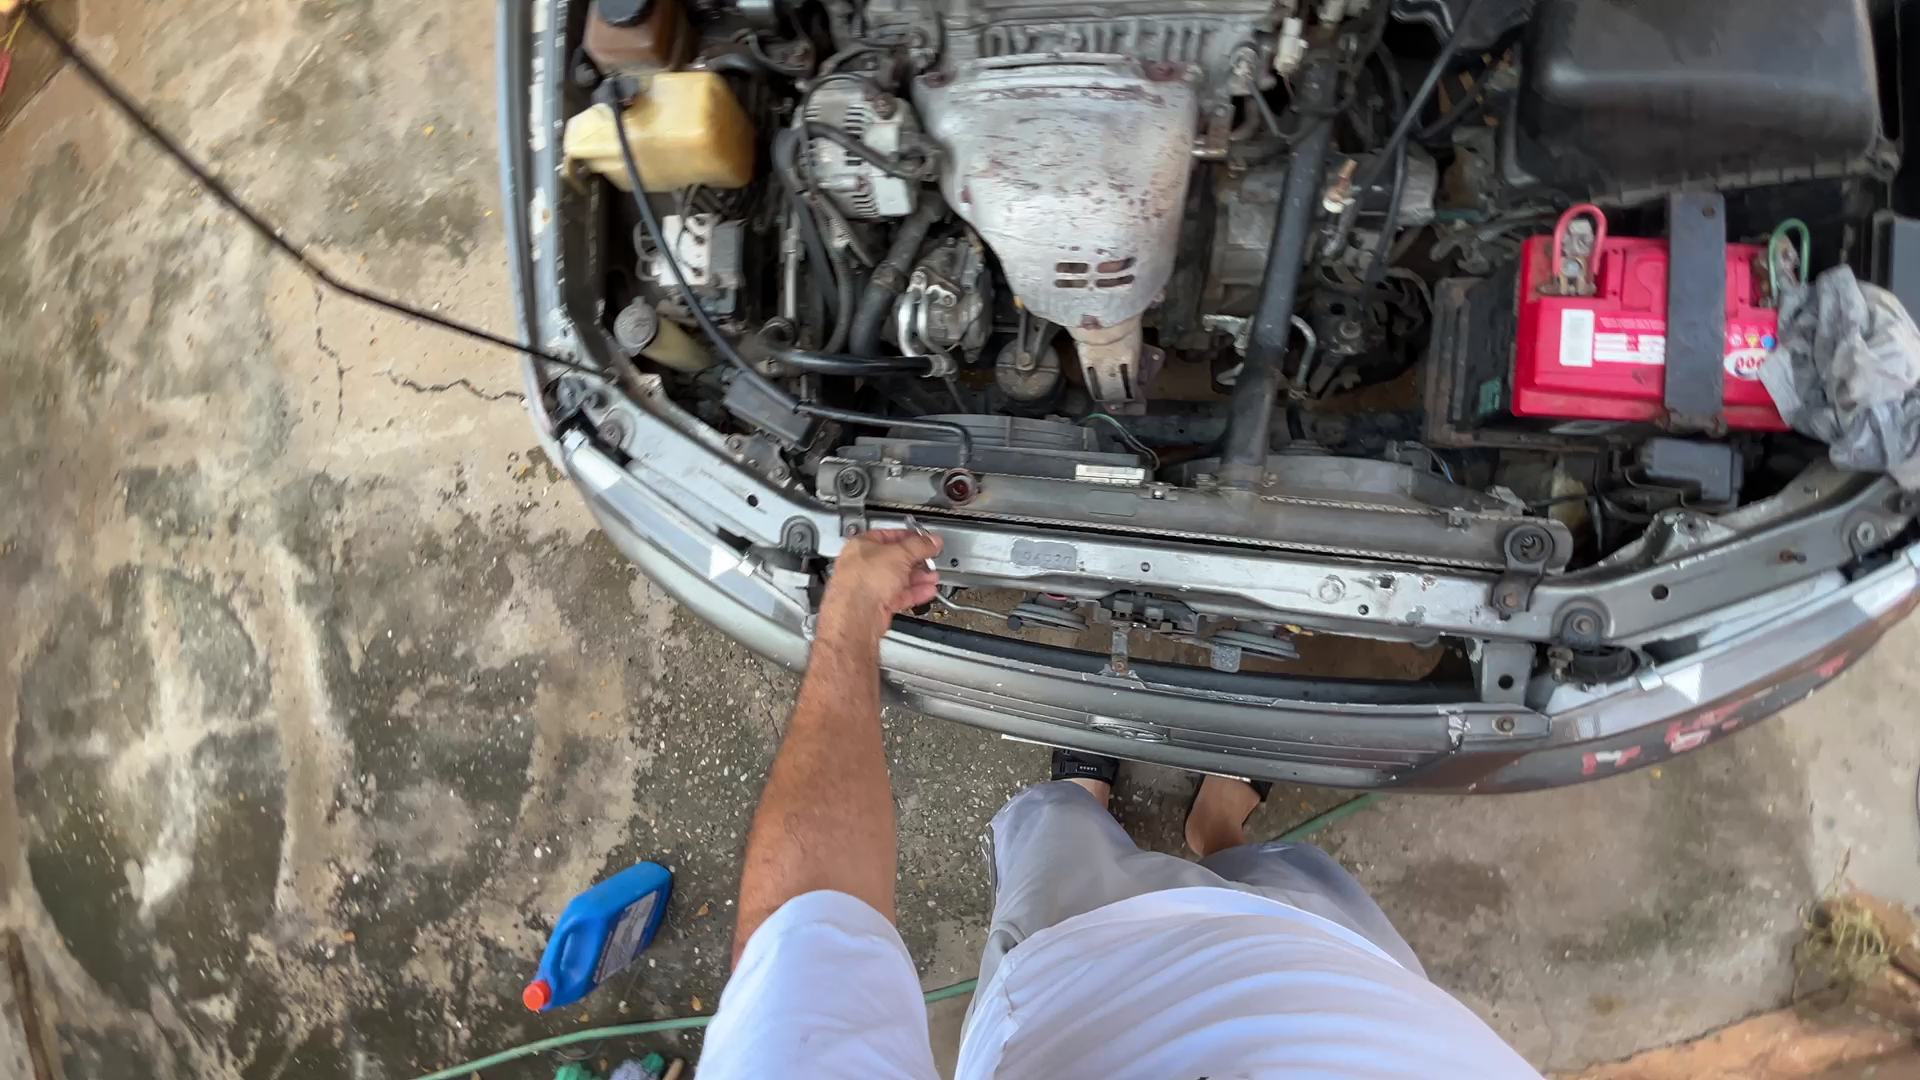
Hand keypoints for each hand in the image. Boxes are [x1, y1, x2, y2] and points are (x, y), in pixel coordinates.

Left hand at [817, 528, 941, 644]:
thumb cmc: (863, 582)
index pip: (888, 535)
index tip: (925, 540)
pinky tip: (927, 590)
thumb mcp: (899, 554)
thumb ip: (918, 546)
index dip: (908, 537)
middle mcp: (863, 566)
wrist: (856, 616)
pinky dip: (914, 593)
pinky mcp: (877, 605)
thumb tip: (931, 541)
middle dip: (916, 560)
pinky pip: (899, 595)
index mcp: (861, 546)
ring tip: (932, 576)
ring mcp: (870, 587)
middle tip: (930, 558)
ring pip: (898, 579)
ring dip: (918, 577)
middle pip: (894, 559)